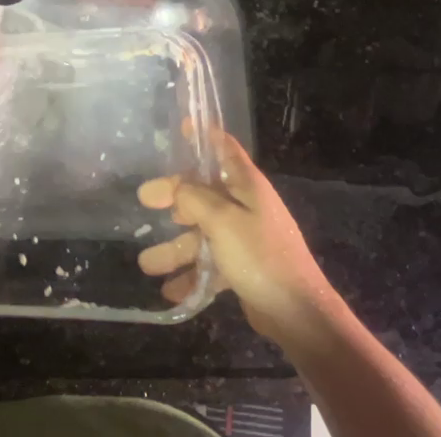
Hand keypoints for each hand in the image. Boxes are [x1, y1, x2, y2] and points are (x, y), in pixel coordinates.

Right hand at [137, 128, 336, 340]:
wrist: (297, 313)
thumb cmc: (259, 256)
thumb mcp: (222, 220)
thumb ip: (195, 198)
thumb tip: (178, 187)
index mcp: (246, 185)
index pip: (224, 148)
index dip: (203, 136)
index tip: (182, 127)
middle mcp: (245, 206)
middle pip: (203, 193)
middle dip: (173, 198)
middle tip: (143, 200)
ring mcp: (244, 238)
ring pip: (202, 234)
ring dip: (175, 249)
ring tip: (147, 265)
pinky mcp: (243, 267)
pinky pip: (210, 264)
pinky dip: (192, 276)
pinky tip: (171, 292)